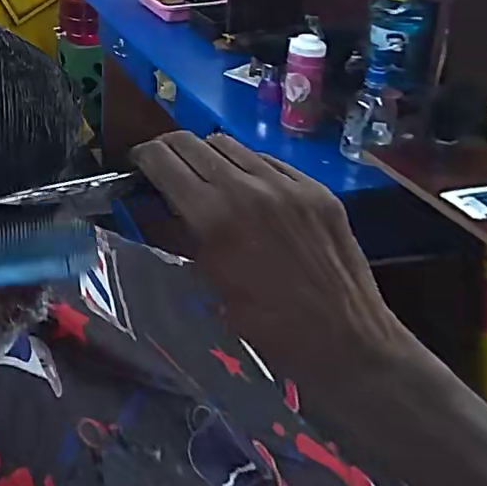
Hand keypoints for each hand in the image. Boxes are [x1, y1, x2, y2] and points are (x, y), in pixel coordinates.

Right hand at [130, 131, 418, 390]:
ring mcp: (286, 184)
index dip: (141, 158)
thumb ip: (174, 234)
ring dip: (204, 155)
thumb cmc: (265, 324)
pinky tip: (246, 191)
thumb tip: (147, 205)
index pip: (160, 159)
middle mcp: (246, 188)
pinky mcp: (316, 188)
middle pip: (188, 141)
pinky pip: (265, 160)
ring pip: (225, 143)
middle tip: (163, 168)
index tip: (137, 167)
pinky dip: (244, 167)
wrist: (349, 343)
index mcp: (212, 215)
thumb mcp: (204, 280)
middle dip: (167, 150)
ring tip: (204, 177)